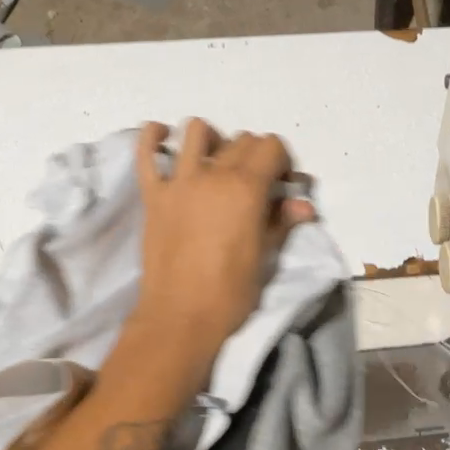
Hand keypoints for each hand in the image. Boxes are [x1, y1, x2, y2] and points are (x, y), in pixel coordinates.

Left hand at [133, 119, 317, 347]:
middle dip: (255, 156)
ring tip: (215, 164)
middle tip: (256, 186)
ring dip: (213, 140)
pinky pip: (145, 150)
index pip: (271, 147)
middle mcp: (212, 175)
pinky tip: (164, 140)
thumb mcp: (264, 259)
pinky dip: (154, 136)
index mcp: (245, 190)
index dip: (282, 162)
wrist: (180, 318)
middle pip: (240, 140)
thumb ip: (281, 223)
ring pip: (196, 131)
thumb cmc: (230, 296)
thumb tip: (303, 204)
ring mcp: (177, 181)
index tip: (282, 185)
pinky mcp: (152, 194)